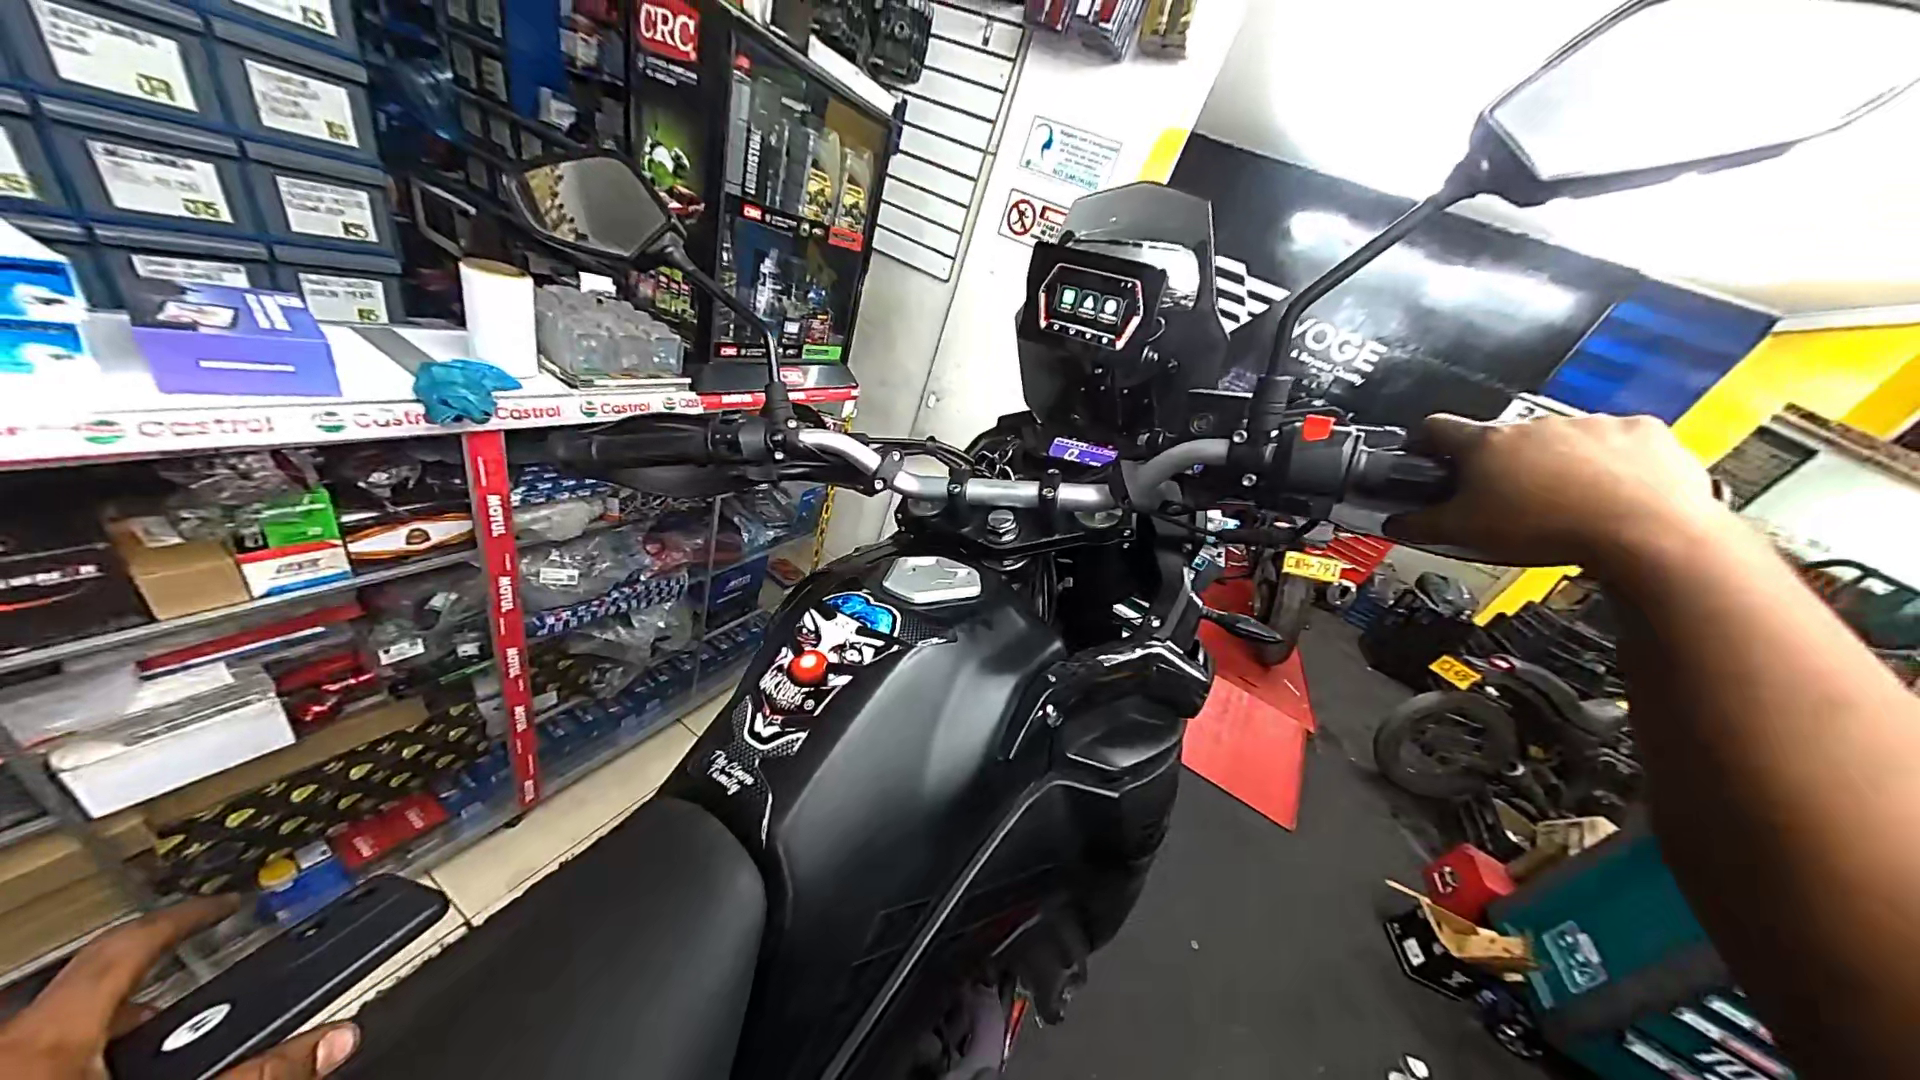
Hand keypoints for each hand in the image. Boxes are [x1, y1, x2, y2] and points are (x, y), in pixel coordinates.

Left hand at [0, 896, 358, 1079]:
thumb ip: (255, 1075)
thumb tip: (334, 1039)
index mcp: (42, 1044)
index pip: (130, 946)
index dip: (184, 919)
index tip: (222, 908)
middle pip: (66, 1002)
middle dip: (128, 1005)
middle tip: (175, 1019)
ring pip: (26, 1045)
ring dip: (81, 1047)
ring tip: (120, 1066)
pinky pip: (14, 1071)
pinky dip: (46, 1071)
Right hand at [1384, 413, 1729, 569]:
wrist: (1647, 536)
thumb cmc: (1550, 529)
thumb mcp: (1463, 533)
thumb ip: (1419, 525)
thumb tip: (1395, 523)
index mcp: (1486, 444)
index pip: (1436, 428)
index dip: (1426, 442)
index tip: (1428, 456)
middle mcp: (1534, 425)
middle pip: (1502, 440)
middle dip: (1501, 465)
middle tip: (1504, 501)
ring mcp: (1590, 425)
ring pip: (1559, 441)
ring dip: (1555, 464)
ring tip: (1561, 504)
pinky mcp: (1641, 433)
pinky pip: (1616, 443)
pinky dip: (1609, 464)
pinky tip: (1608, 493)